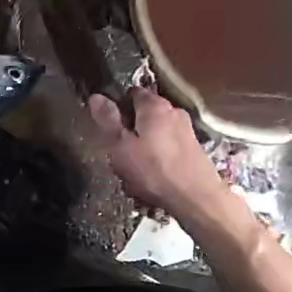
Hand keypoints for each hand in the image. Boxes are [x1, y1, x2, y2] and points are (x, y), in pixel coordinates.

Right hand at [88, 87, 228, 219]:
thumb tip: (96, 96)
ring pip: (157, 132)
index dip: (117, 105)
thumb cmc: (153, 171)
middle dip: (131, 127)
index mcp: (155, 106)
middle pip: (146, 113)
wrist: (196, 198)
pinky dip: (159, 155)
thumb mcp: (121, 147)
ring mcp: (187, 130)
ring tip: (135, 167)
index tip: (108, 125)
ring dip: (145, 144)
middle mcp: (174, 111)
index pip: (132, 92)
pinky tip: (154, 175)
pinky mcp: (195, 149)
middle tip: (119, 151)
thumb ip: (108, 121)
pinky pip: (169, 146)